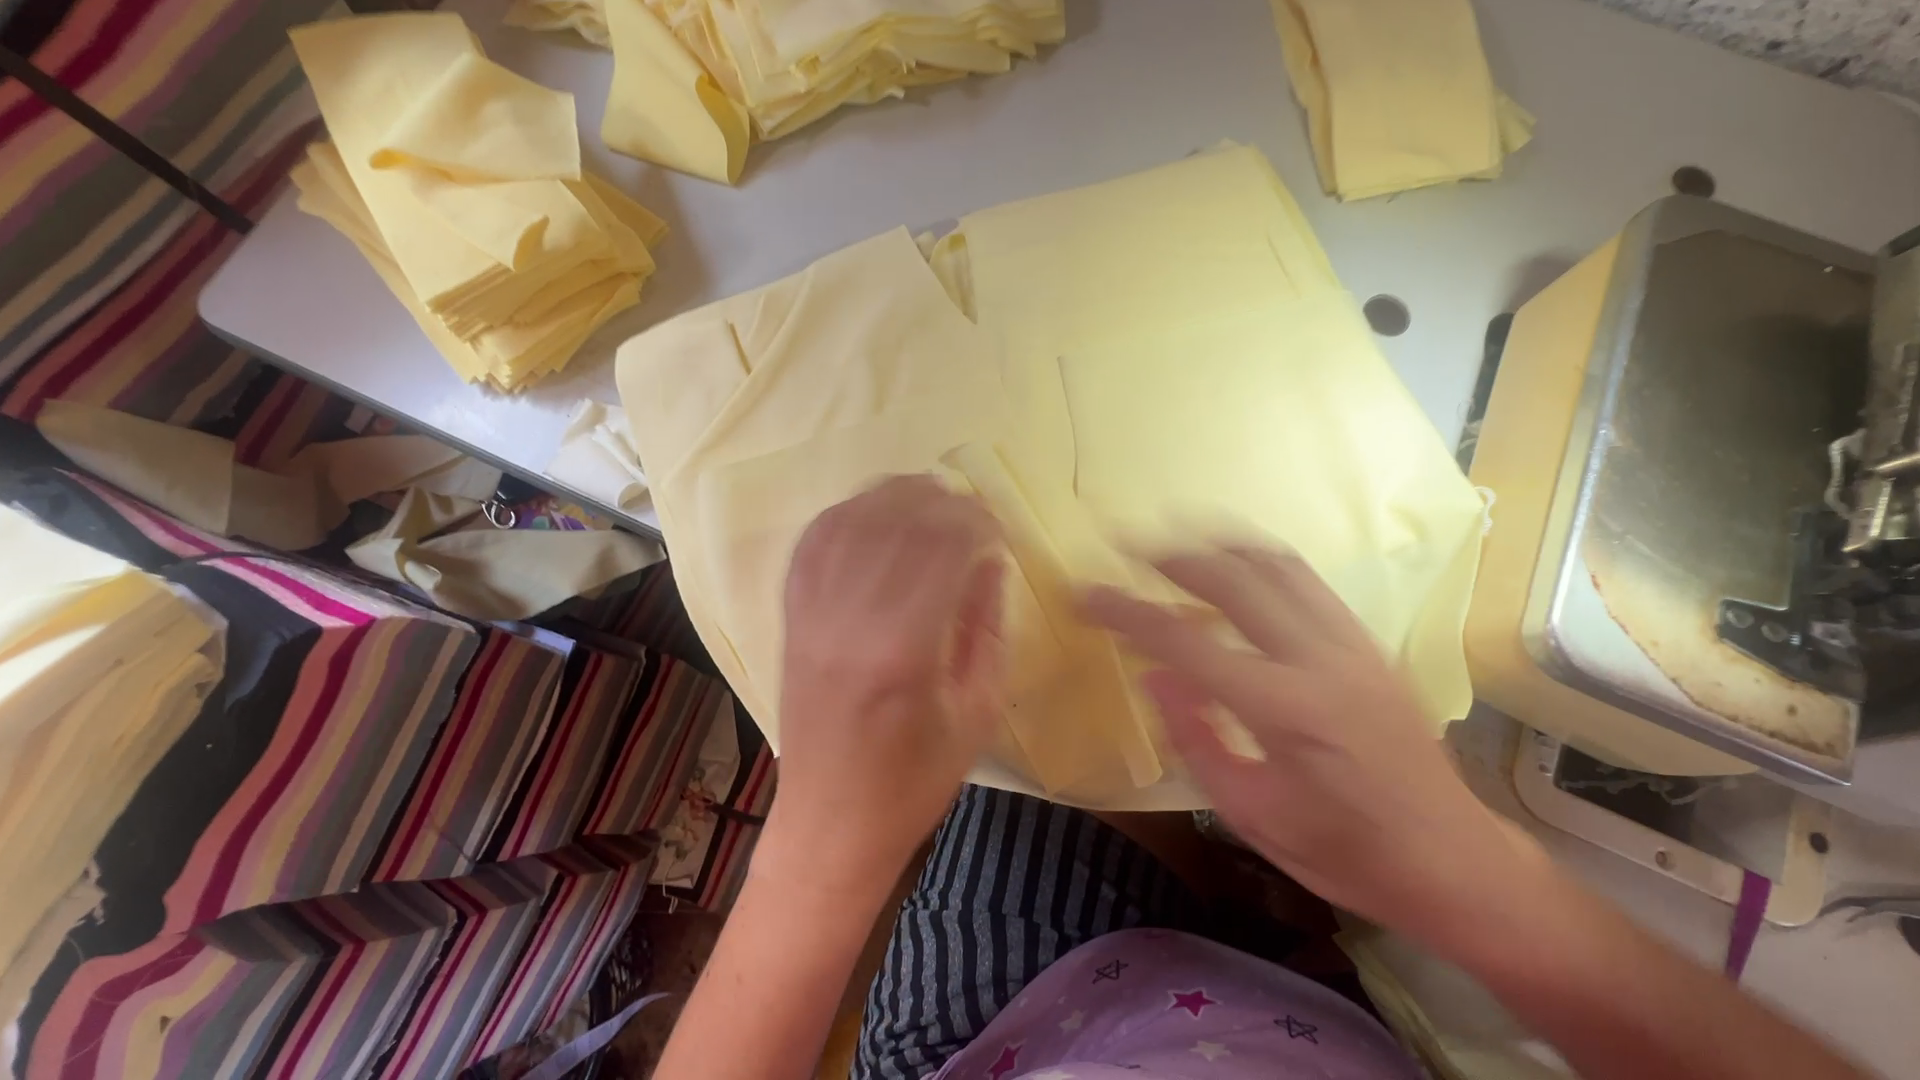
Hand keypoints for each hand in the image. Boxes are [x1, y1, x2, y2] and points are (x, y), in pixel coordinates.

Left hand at [767, 475, 1006, 885]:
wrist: (832, 823)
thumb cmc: (915, 779)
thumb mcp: (977, 710)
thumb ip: (986, 626)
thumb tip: (989, 561)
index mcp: (903, 649)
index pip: (942, 548)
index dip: (976, 524)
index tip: (999, 529)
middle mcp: (848, 620)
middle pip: (895, 524)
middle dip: (940, 503)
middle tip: (972, 509)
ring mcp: (811, 616)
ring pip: (849, 523)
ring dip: (892, 497)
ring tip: (928, 496)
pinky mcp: (790, 620)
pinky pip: (811, 546)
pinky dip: (844, 516)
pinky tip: (873, 514)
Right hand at [1083, 545, 1531, 938]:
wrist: (1452, 860)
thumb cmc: (1346, 855)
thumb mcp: (1254, 815)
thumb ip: (1197, 740)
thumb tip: (1155, 676)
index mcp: (1285, 710)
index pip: (1186, 641)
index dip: (1128, 613)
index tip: (1087, 595)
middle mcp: (1321, 659)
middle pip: (1234, 579)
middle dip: (1172, 557)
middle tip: (1125, 548)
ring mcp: (1352, 644)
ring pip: (1277, 564)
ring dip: (1218, 546)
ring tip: (1174, 544)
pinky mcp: (1370, 643)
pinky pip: (1307, 581)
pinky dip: (1260, 561)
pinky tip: (1235, 568)